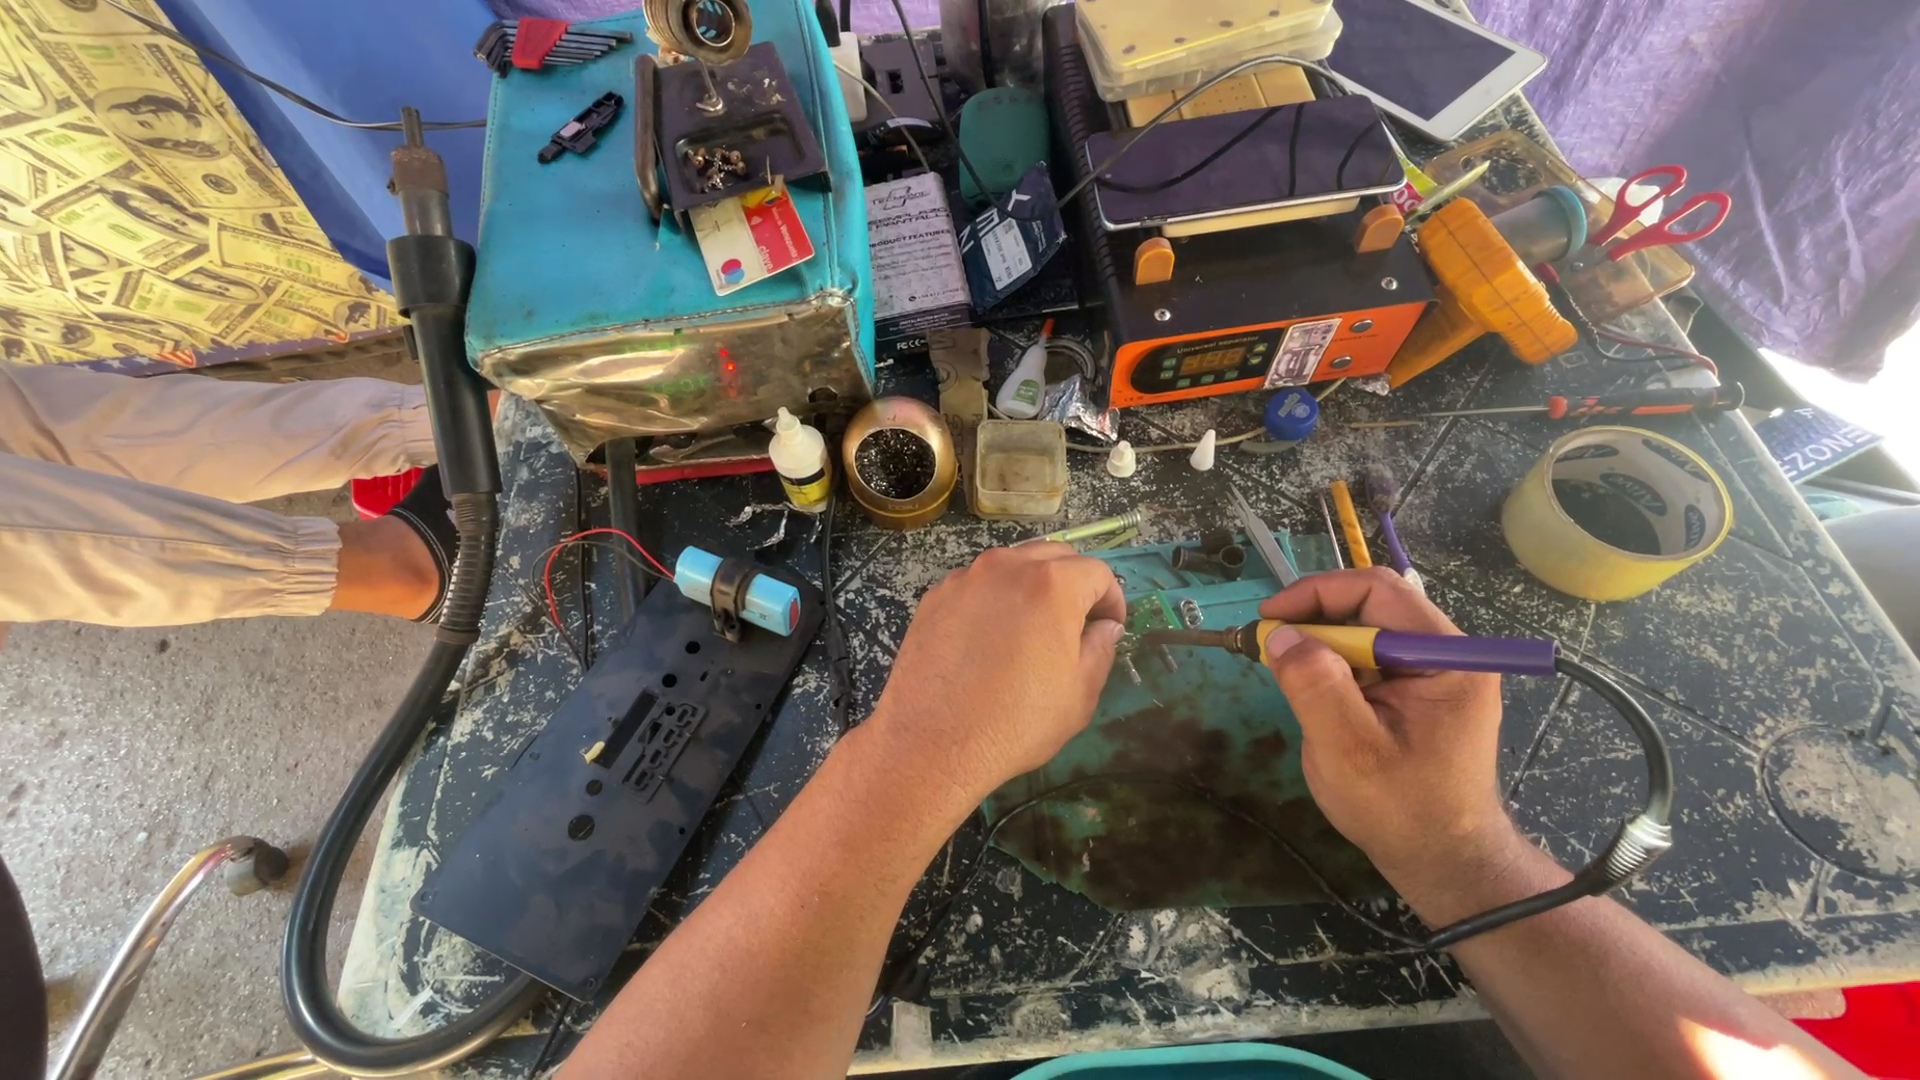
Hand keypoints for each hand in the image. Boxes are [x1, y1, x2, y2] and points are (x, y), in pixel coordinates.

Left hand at [867, 544, 1125, 808]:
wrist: (932, 743)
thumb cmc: (1016, 721)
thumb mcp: (1079, 693)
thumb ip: (1100, 649)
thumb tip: (1105, 627)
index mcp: (1051, 584)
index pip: (1096, 572)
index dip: (1111, 598)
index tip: (1110, 626)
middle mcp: (1006, 566)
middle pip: (1053, 556)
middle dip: (1074, 583)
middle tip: (1077, 623)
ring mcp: (965, 578)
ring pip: (1011, 565)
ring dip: (1032, 585)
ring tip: (1032, 627)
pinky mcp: (935, 597)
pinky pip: (976, 585)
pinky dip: (994, 598)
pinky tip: (988, 638)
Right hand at [1261, 568, 1520, 911]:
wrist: (1442, 860)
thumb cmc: (1400, 809)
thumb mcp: (1348, 750)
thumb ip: (1315, 686)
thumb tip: (1279, 635)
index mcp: (1445, 658)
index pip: (1377, 591)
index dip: (1317, 594)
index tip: (1271, 619)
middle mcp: (1444, 653)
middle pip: (1370, 604)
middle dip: (1314, 617)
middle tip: (1272, 645)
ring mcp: (1431, 671)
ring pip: (1363, 628)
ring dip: (1319, 642)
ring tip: (1286, 670)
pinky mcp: (1414, 689)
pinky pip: (1365, 655)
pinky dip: (1329, 662)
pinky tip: (1311, 688)